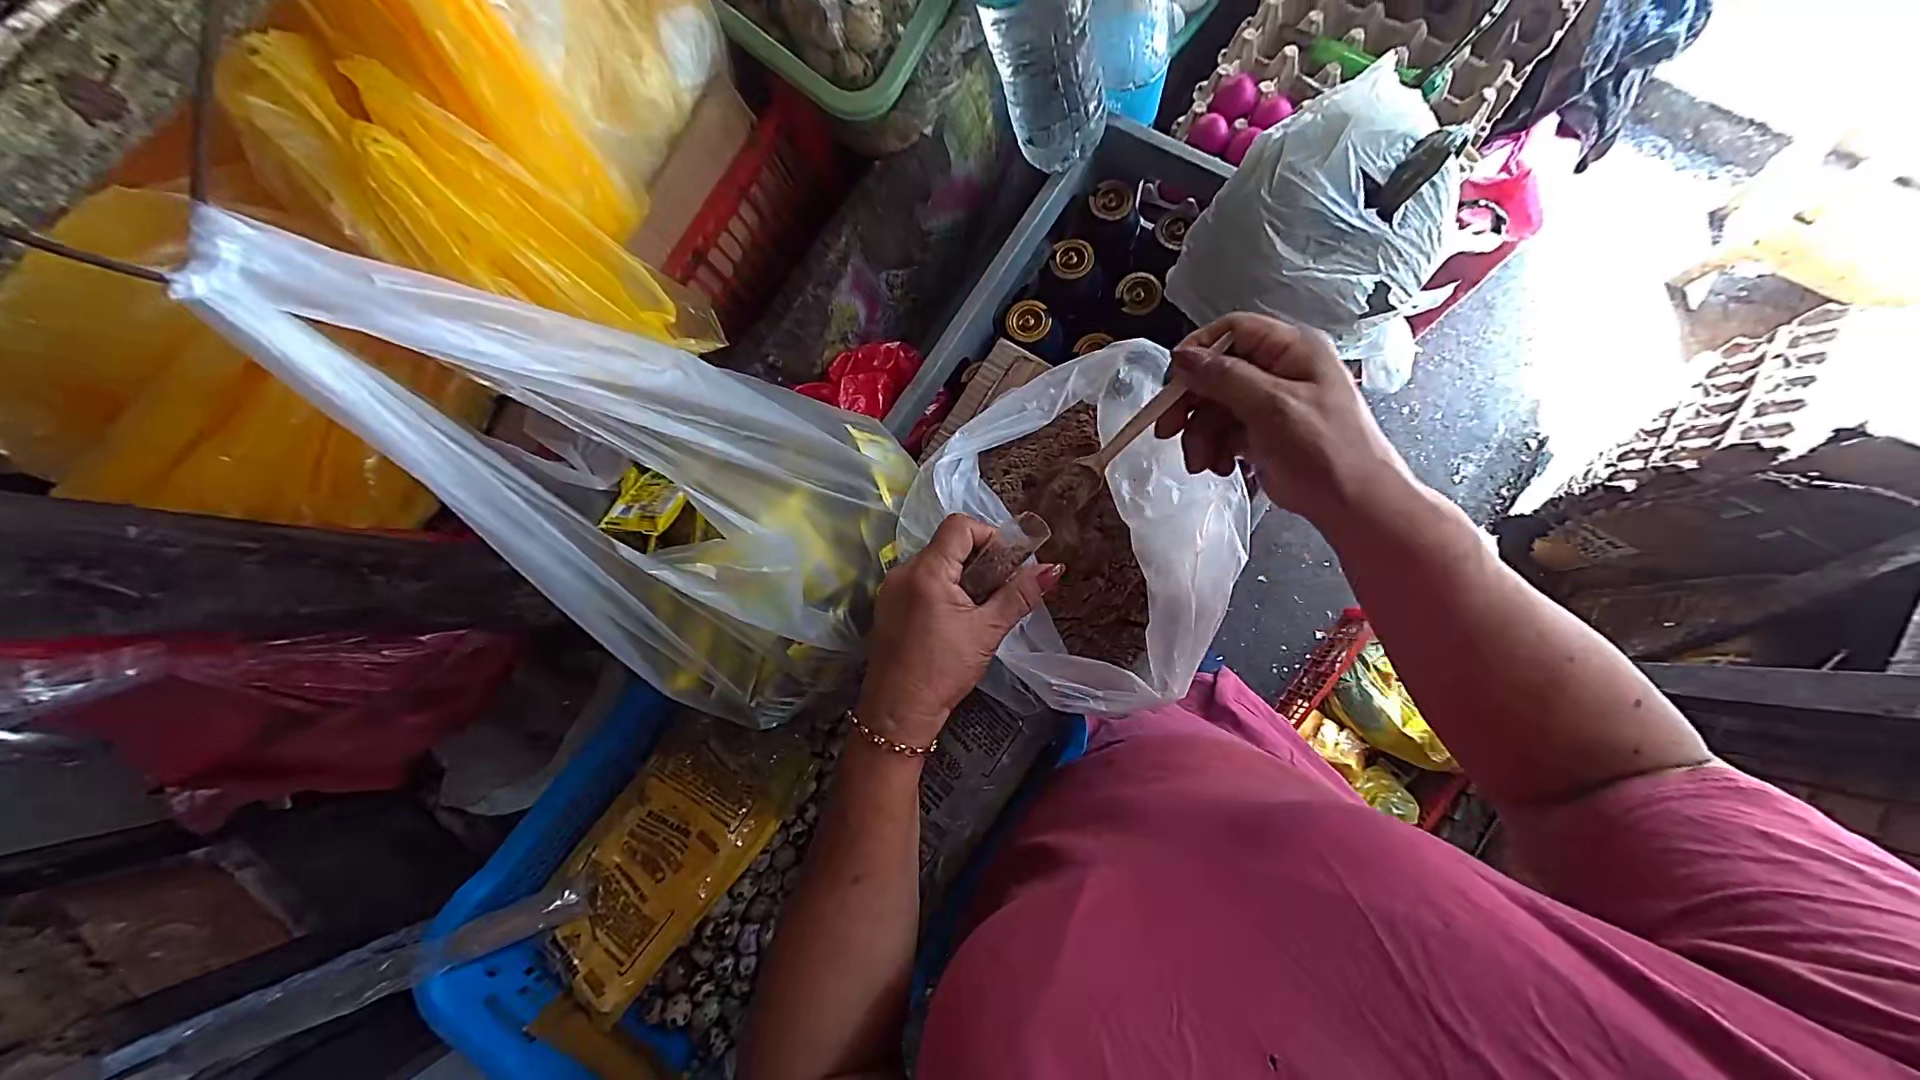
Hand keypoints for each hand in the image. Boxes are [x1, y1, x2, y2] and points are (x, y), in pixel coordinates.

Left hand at [857, 514, 1062, 749]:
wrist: (898, 713)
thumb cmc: (943, 671)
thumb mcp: (987, 631)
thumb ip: (1020, 595)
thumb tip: (1053, 569)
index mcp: (926, 571)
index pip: (960, 525)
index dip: (989, 536)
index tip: (1006, 564)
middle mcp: (902, 572)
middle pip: (947, 544)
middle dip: (979, 559)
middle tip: (999, 589)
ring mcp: (891, 589)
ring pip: (934, 563)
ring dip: (961, 576)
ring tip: (979, 608)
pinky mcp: (887, 606)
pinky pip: (919, 582)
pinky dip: (942, 589)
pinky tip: (955, 619)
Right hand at [1154, 312, 1416, 532]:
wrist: (1352, 502)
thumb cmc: (1325, 448)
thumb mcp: (1271, 406)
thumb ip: (1224, 378)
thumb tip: (1182, 357)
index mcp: (1291, 350)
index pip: (1233, 331)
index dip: (1198, 352)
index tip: (1173, 382)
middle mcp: (1278, 370)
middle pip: (1216, 374)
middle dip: (1191, 405)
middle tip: (1167, 430)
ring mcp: (1269, 404)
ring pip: (1214, 408)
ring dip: (1200, 436)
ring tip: (1202, 463)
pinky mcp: (1261, 433)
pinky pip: (1223, 432)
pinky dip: (1214, 450)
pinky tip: (1220, 467)